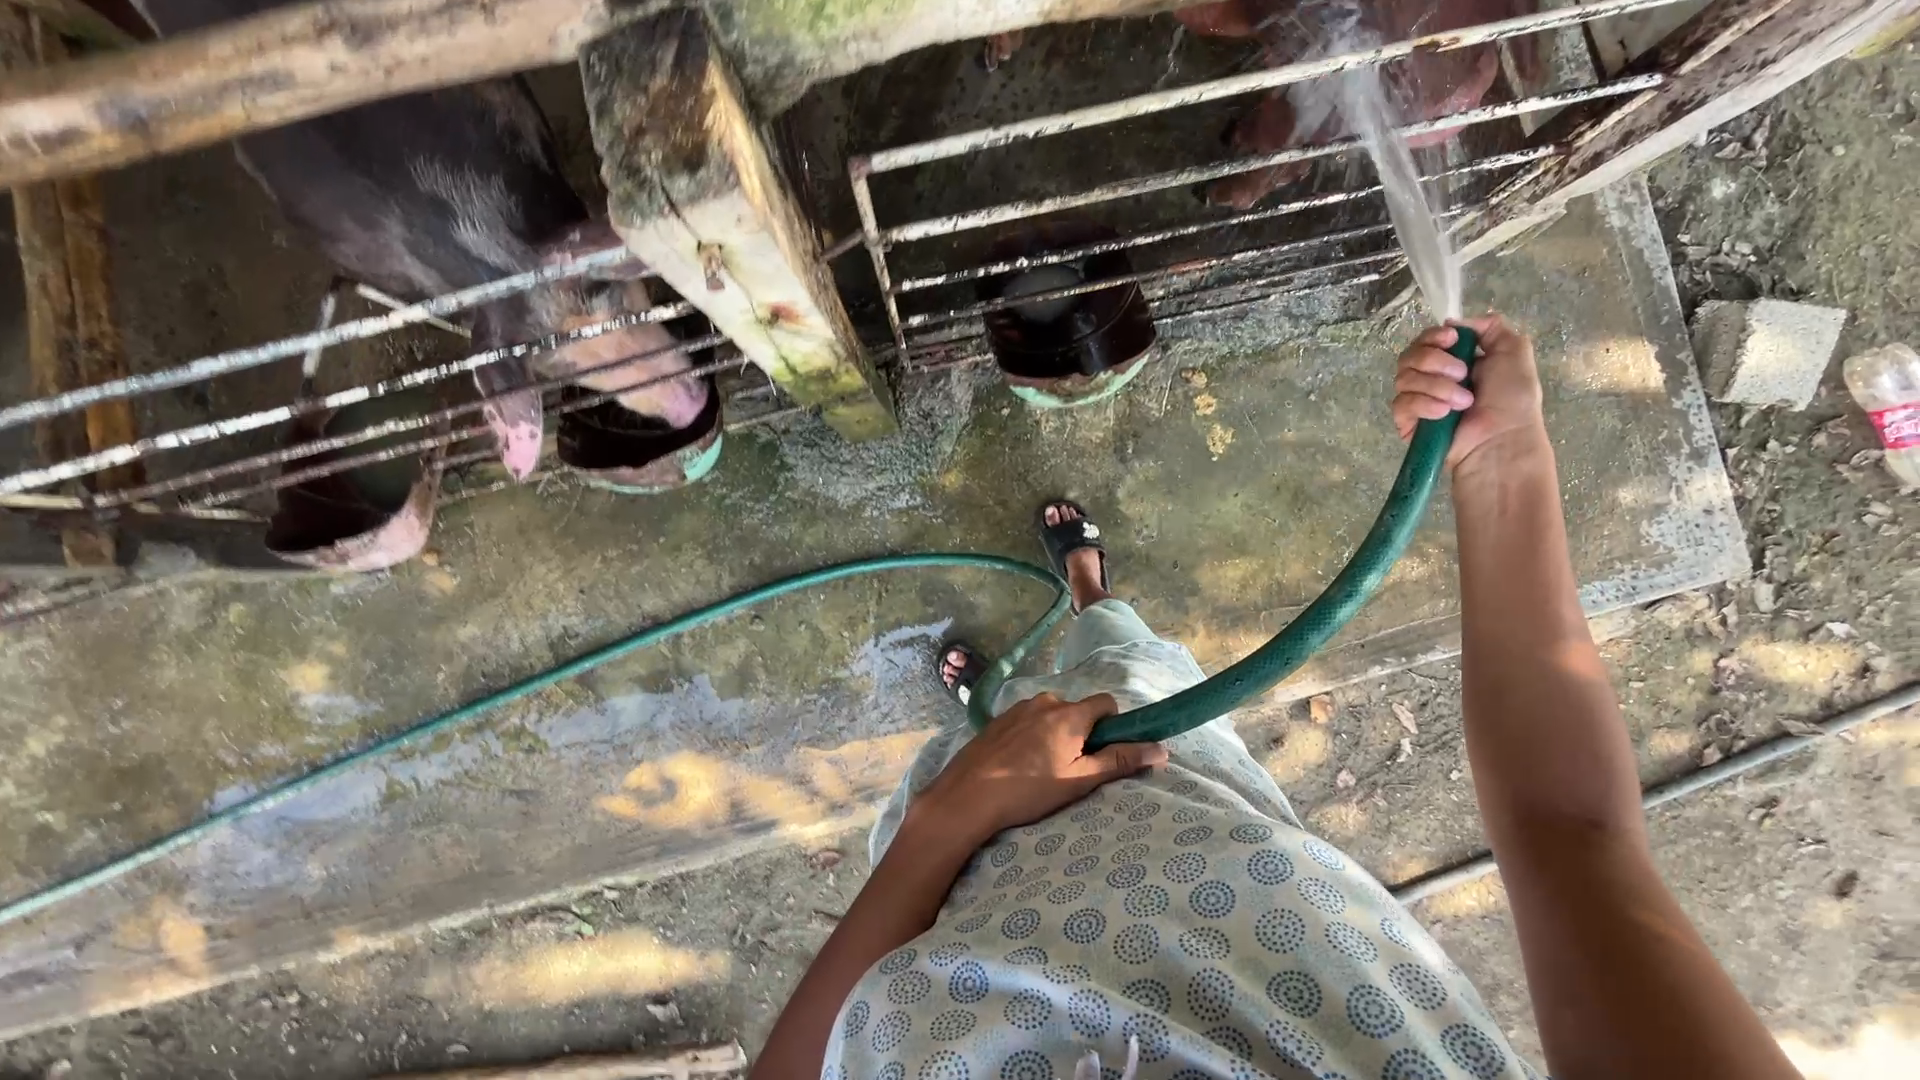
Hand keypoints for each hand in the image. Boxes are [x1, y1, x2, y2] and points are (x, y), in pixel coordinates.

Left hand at [917, 692, 1168, 844]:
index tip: (1104, 752)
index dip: (1113, 726)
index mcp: (1069, 713)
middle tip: (1071, 769)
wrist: (967, 795)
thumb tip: (1161, 749)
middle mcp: (1045, 701)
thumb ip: (1120, 761)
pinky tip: (1019, 765)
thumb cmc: (1028, 790)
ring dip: (1056, 735)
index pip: (1106, 703)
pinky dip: (1032, 737)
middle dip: (1082, 734)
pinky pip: (1027, 721)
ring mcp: (1017, 708)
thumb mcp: (1080, 780)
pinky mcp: (997, 720)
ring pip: (1051, 716)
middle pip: (1077, 711)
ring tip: (1042, 771)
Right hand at [1391, 313, 1547, 474]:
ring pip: (1404, 378)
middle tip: (1462, 374)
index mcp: (1454, 360)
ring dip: (1436, 386)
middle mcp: (1430, 377)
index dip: (1433, 337)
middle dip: (1434, 361)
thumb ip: (1490, 327)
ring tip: (1463, 402)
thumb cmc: (1513, 398)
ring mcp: (1416, 399)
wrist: (1502, 438)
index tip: (1451, 340)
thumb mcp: (1514, 350)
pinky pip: (1401, 403)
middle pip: (1409, 355)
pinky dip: (1424, 405)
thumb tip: (1452, 322)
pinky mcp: (1406, 421)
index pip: (1425, 340)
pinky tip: (1444, 414)